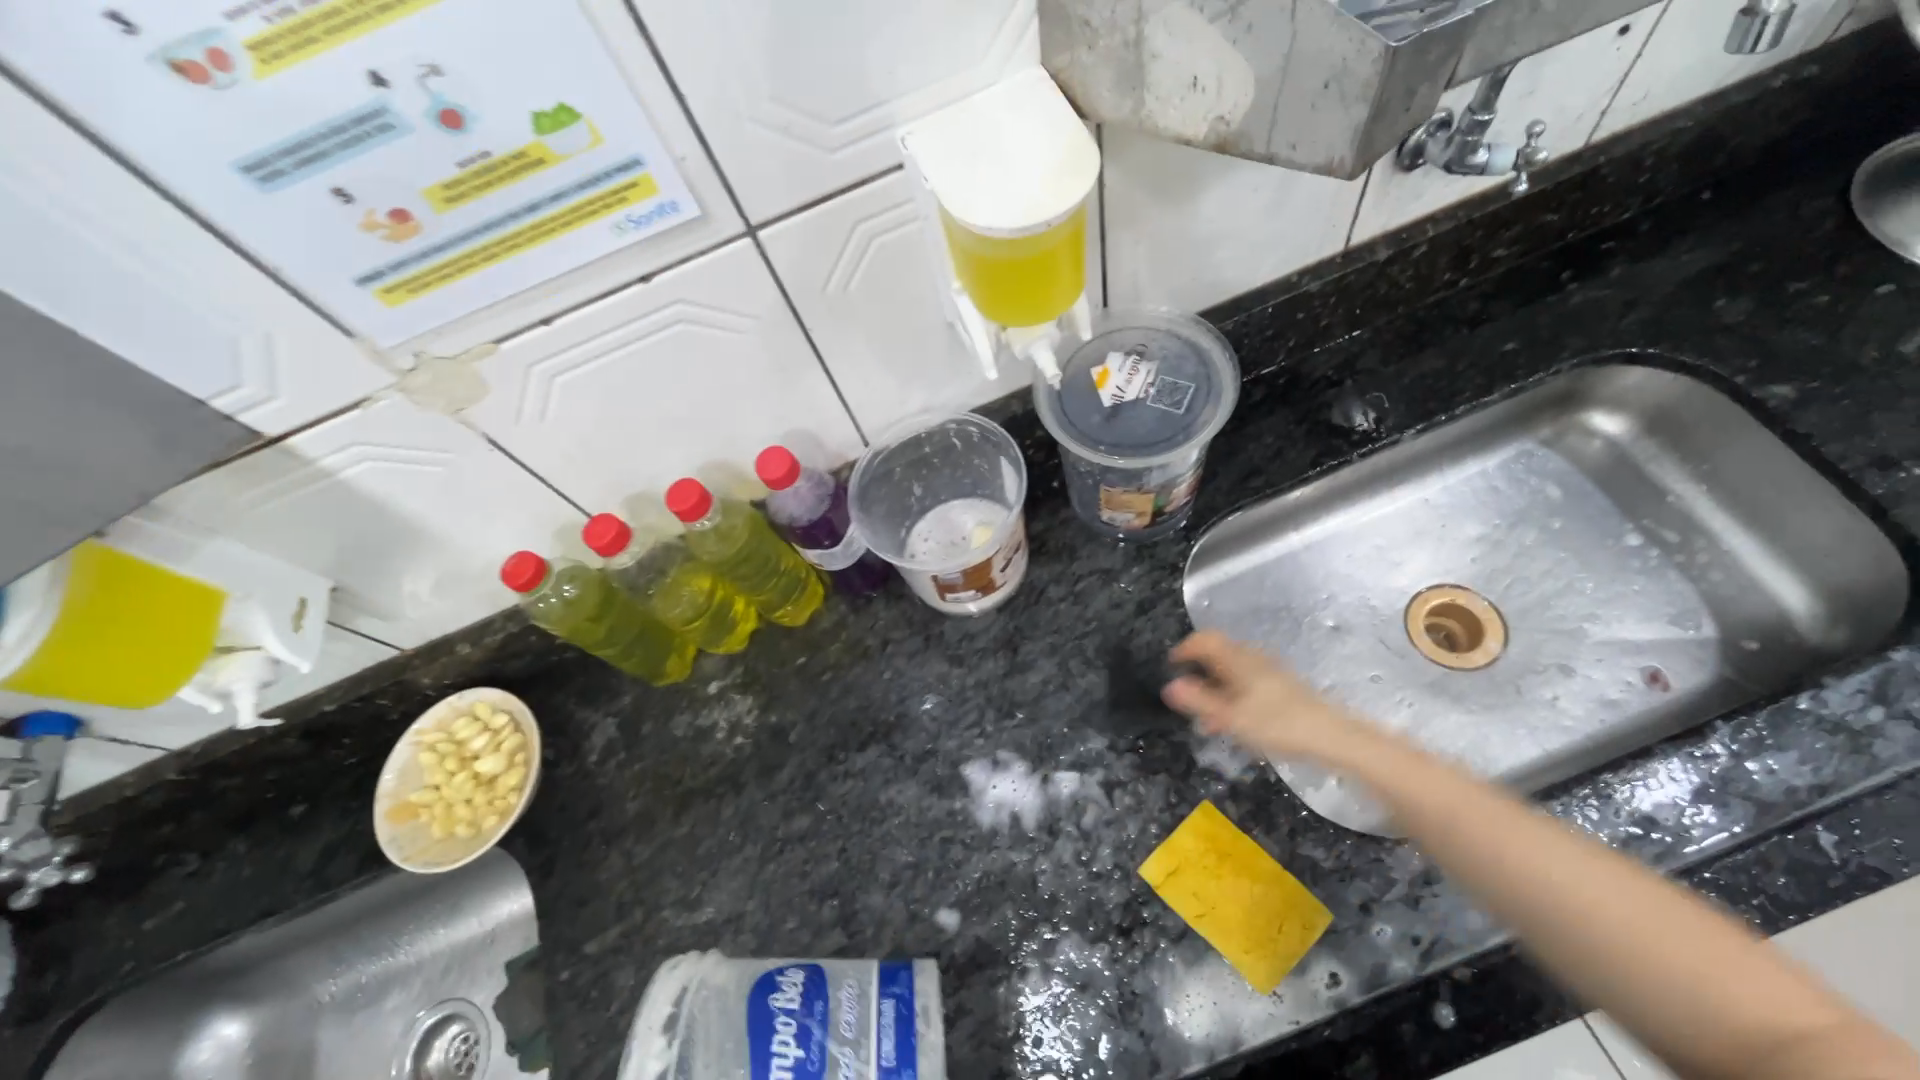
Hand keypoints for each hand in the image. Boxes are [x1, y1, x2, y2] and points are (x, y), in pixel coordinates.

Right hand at [1162, 630, 1376, 763]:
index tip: (1172, 664)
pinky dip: (1234, 696)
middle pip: (1220, 654)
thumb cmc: (1277, 724)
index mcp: (1239, 660)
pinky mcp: (1284, 687)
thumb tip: (1169, 686)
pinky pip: (1249, 684)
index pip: (1206, 639)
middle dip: (1200, 672)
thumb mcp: (1230, 717)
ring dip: (1217, 688)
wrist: (1331, 737)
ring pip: (1234, 672)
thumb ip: (1198, 701)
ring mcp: (1271, 671)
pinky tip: (1236, 722)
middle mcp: (1254, 659)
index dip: (1186, 647)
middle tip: (1187, 695)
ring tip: (1208, 717)